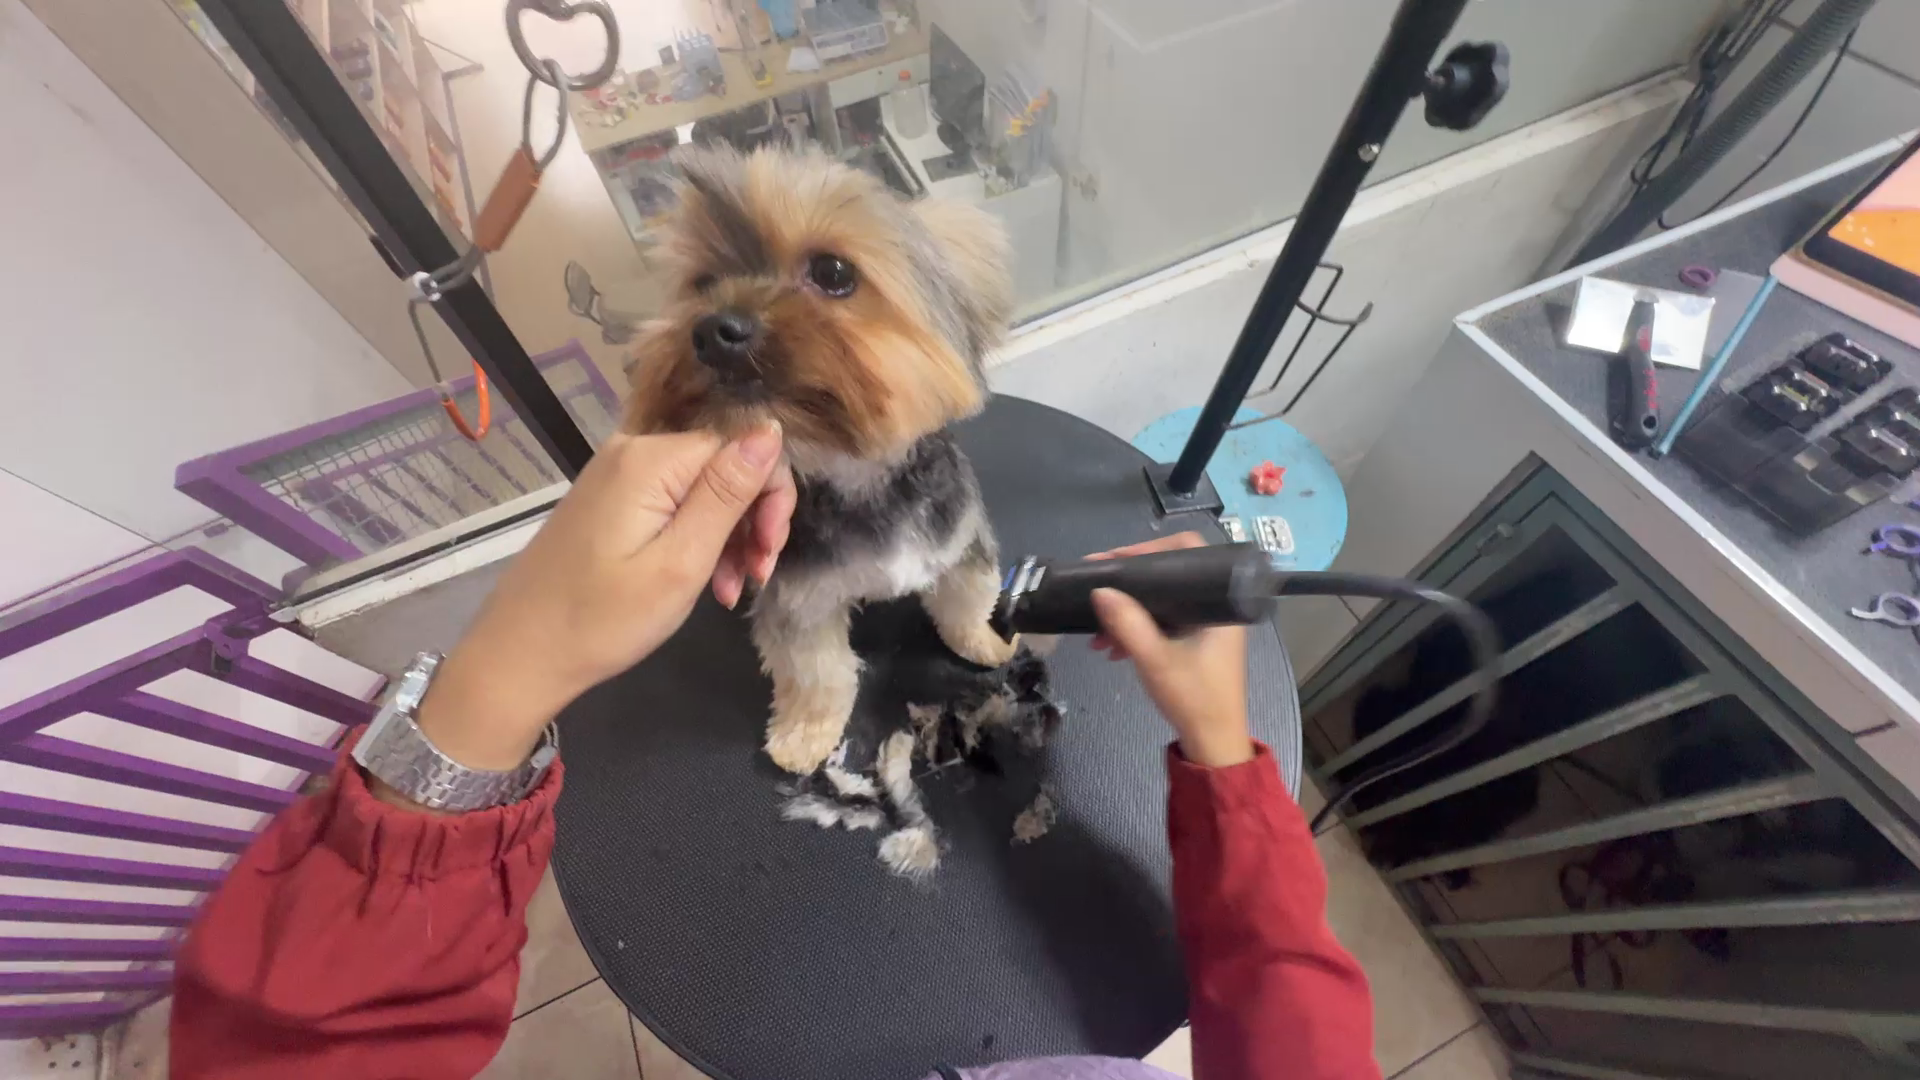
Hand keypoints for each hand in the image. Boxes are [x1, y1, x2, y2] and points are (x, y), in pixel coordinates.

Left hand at [411, 424, 792, 774]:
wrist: (521, 656)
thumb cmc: (604, 619)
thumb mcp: (682, 560)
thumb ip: (728, 492)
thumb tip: (772, 428)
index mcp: (651, 460)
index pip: (743, 447)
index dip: (771, 495)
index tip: (769, 552)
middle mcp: (634, 452)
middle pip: (726, 467)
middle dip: (754, 520)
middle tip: (758, 576)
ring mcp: (620, 475)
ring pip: (706, 490)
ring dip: (731, 538)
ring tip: (733, 590)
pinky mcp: (614, 500)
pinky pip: (677, 506)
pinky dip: (700, 541)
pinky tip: (709, 583)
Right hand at [1089, 532, 1253, 767]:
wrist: (1213, 744)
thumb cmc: (1193, 698)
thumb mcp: (1155, 659)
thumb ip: (1127, 623)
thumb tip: (1099, 590)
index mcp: (1216, 602)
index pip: (1187, 551)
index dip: (1149, 548)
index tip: (1115, 561)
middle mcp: (1212, 607)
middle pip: (1167, 575)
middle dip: (1128, 585)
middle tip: (1096, 589)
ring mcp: (1202, 625)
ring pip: (1159, 601)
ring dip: (1126, 611)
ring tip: (1096, 633)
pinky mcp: (1192, 642)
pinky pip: (1159, 621)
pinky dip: (1135, 628)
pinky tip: (1110, 647)